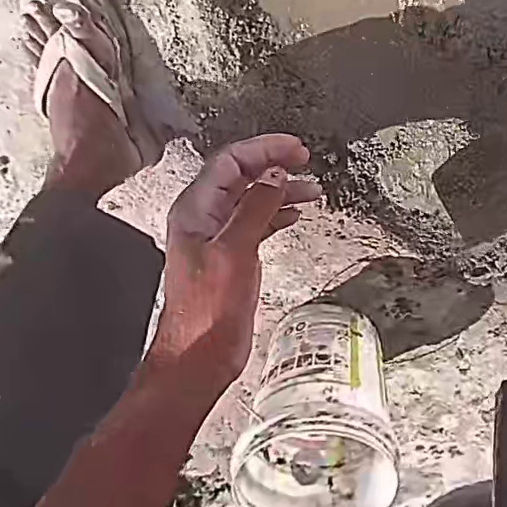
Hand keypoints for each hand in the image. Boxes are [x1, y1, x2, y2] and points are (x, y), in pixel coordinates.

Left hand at [149, 134, 320, 393]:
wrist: (198, 357)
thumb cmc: (207, 311)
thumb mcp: (234, 253)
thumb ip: (255, 208)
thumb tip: (275, 175)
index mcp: (196, 209)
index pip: (231, 161)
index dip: (264, 149)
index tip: (295, 149)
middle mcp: (205, 217)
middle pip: (241, 174)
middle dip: (274, 162)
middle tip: (304, 159)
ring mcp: (218, 235)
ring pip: (253, 196)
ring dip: (281, 188)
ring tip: (311, 188)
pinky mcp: (232, 253)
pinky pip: (258, 219)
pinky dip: (278, 212)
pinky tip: (295, 213)